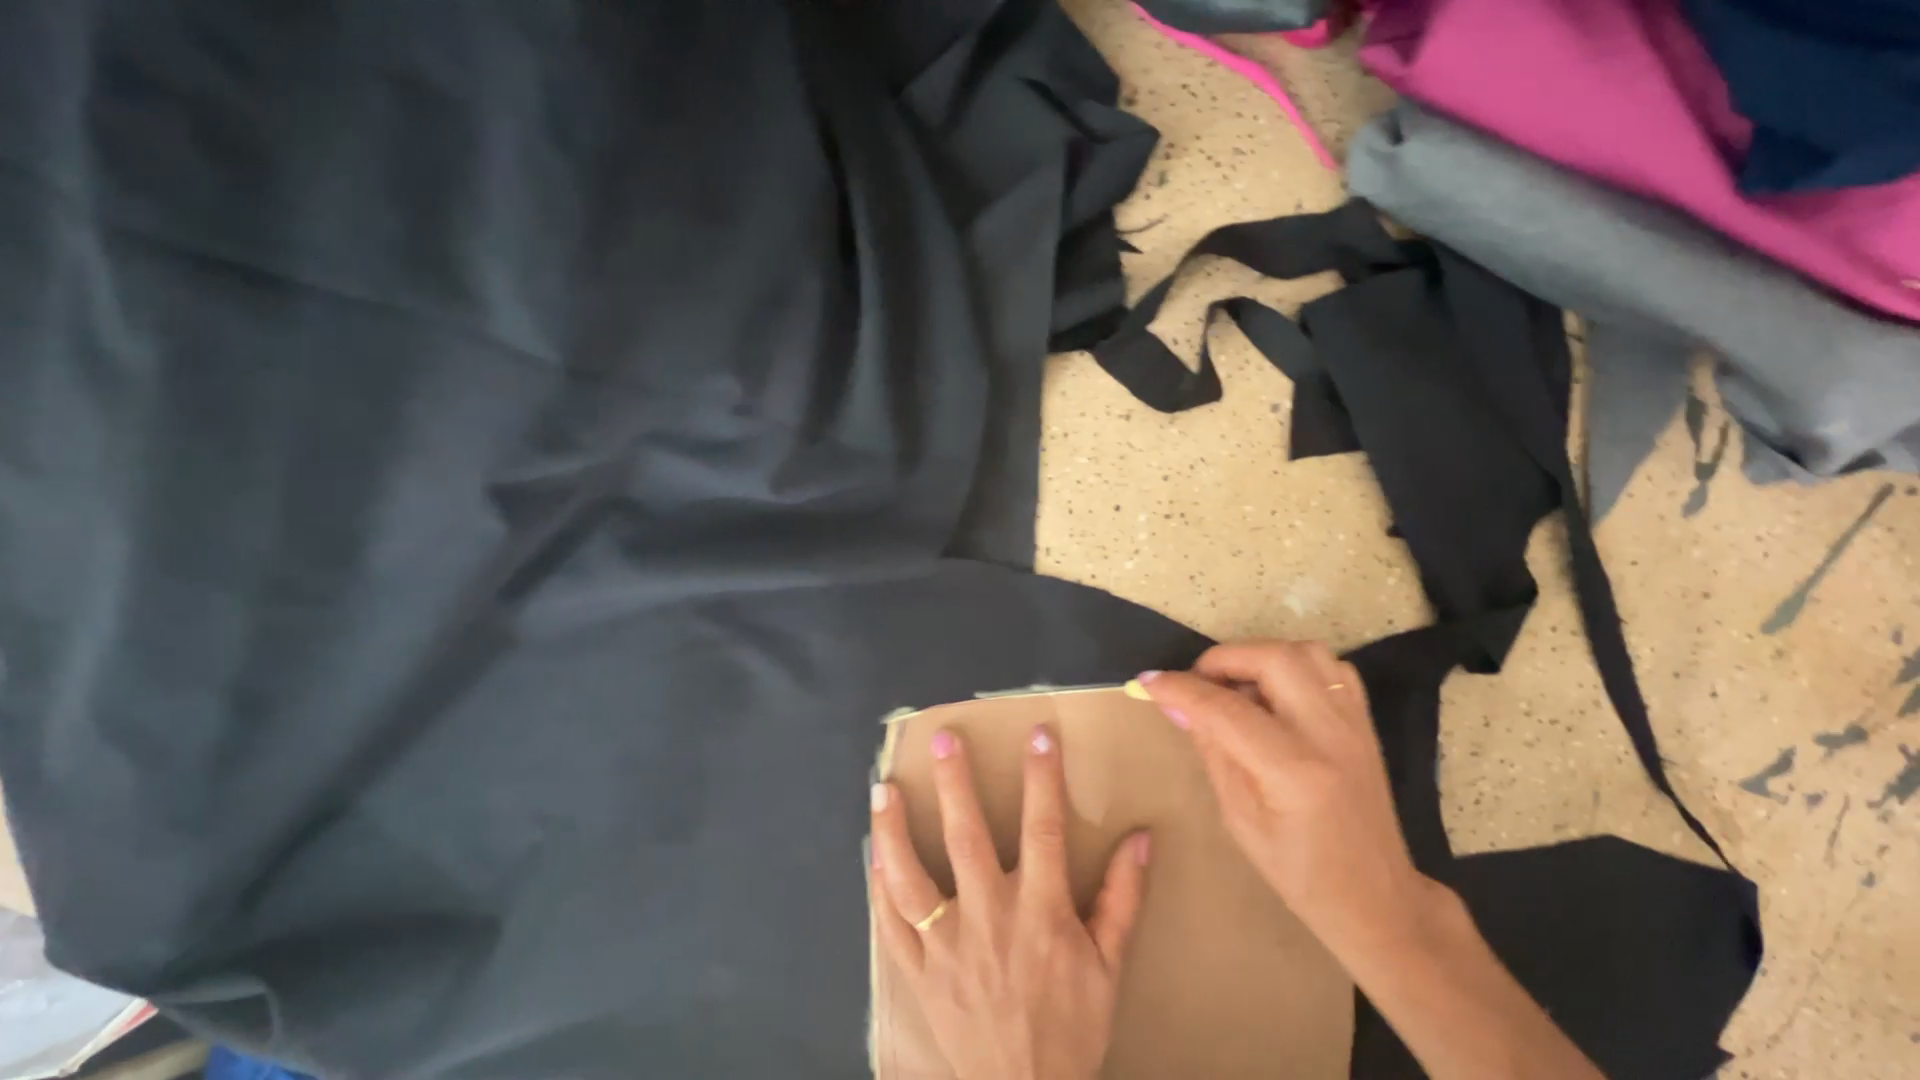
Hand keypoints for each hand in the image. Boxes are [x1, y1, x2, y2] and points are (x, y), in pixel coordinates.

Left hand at [869, 726, 1151, 1079]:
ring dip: (894, 829)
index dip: (1044, 776)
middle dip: (954, 782)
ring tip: (883, 790)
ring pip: (910, 874)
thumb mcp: (1111, 966)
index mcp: (1040, 910)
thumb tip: (1139, 839)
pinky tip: (873, 857)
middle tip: (942, 739)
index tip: (1039, 734)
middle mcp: (989, 916)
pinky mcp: (919, 970)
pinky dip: (880, 887)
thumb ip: (1123, 899)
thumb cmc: (1072, 1027)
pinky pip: (892, 923)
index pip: (1043, 827)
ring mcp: (946, 944)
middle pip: (965, 835)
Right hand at [1135, 641, 1446, 955]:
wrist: (1375, 896)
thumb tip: (1174, 704)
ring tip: (1235, 687)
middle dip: (1223, 659)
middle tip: (1196, 682)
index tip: (1147, 681)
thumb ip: (1211, 751)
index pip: (1226, 709)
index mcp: (1294, 772)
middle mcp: (1329, 736)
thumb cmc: (1299, 872)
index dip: (1180, 689)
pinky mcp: (1364, 721)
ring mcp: (1354, 724)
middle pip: (1273, 659)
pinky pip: (1329, 667)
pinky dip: (1293, 665)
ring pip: (1304, 652)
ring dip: (1259, 656)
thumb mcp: (1239, 819)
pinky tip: (1273, 694)